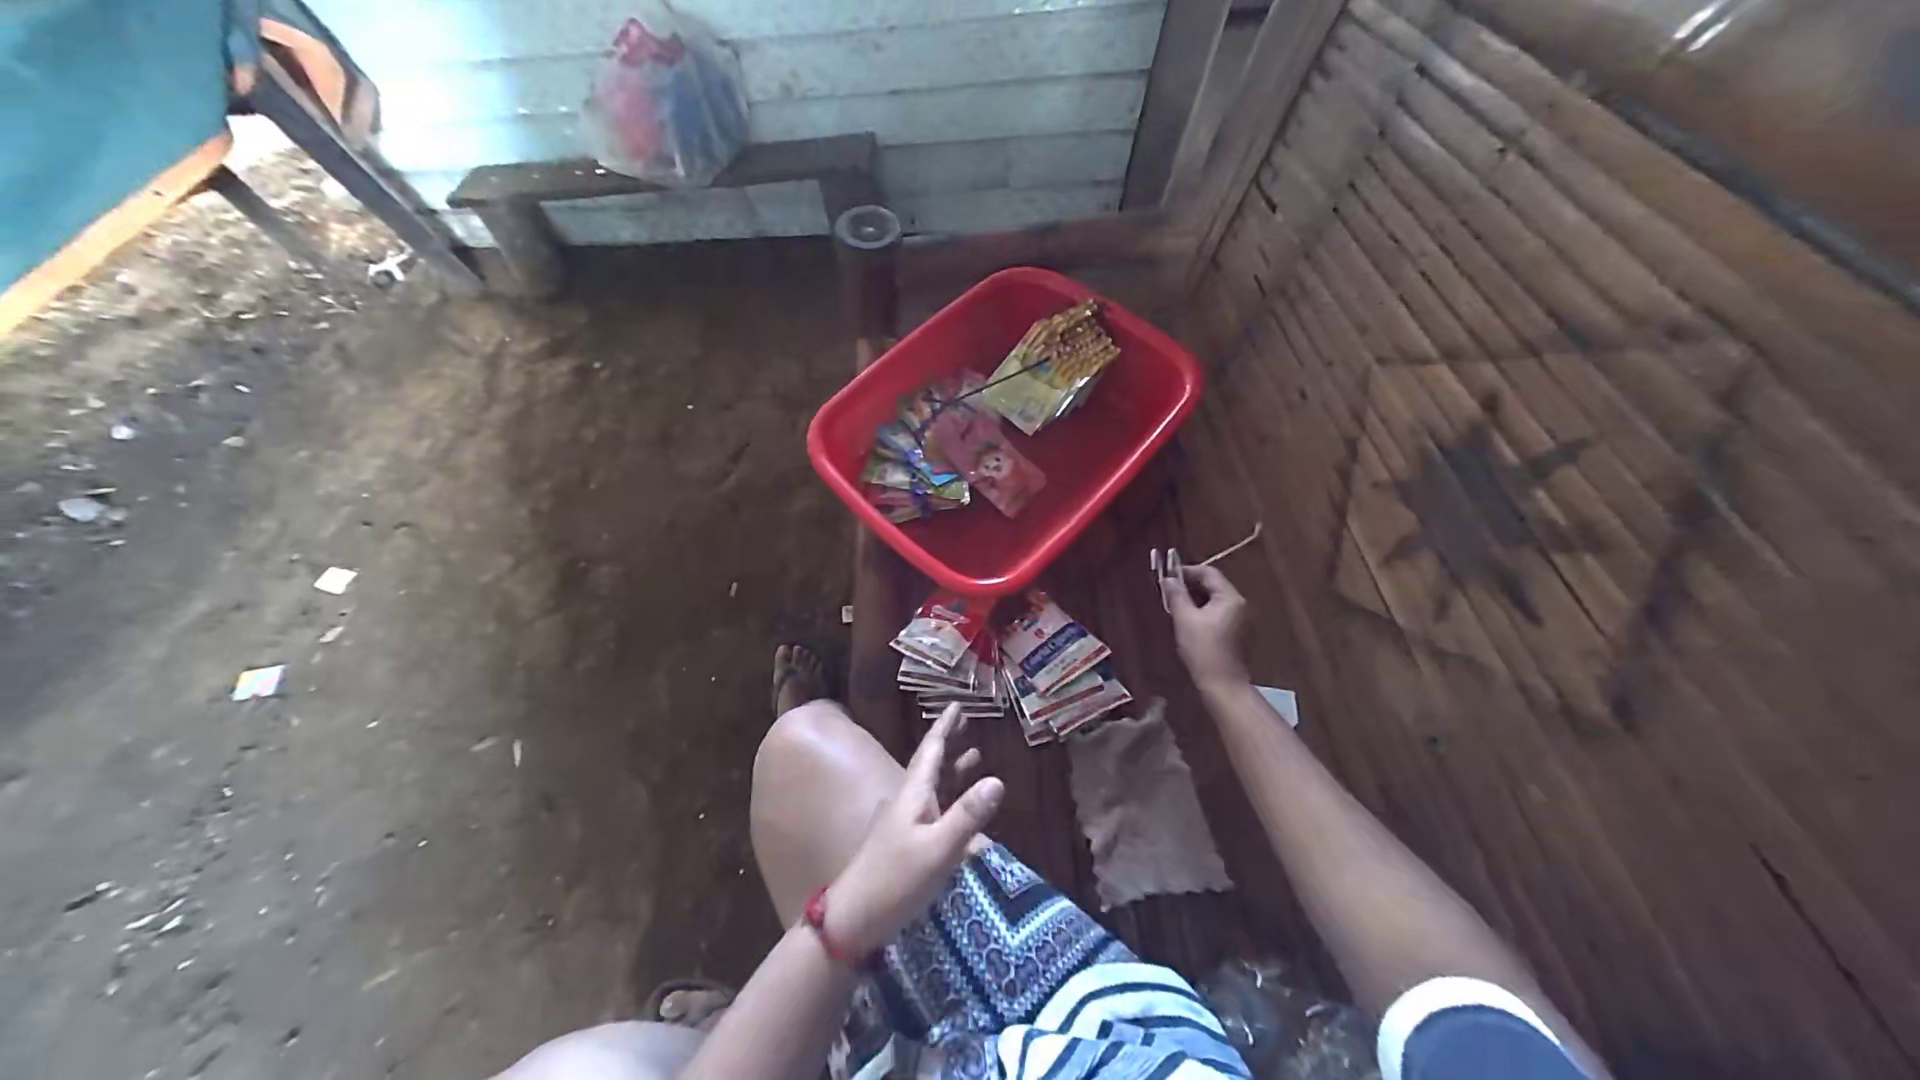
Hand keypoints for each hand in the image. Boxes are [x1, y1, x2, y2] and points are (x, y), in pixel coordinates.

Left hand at [821, 704, 1003, 958]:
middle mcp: (908, 802)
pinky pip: (935, 812)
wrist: (852, 920)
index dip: (945, 727)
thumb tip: (998, 779)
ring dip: (953, 771)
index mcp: (913, 794)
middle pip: (932, 764)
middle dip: (950, 743)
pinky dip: (951, 802)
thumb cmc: (895, 880)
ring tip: (975, 757)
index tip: (956, 705)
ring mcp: (904, 824)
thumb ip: (967, 815)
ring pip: (934, 788)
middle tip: (967, 723)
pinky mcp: (905, 846)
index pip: (932, 750)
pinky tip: (962, 811)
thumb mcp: (938, 849)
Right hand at [1163, 563, 1250, 689]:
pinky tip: (1188, 619)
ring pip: (1215, 599)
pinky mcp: (1237, 632)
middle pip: (1214, 585)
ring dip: (1196, 598)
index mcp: (1230, 598)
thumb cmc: (1202, 649)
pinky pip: (1219, 612)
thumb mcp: (1184, 619)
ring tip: (1175, 604)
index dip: (1187, 571)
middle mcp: (1240, 604)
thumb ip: (1177, 595)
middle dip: (1191, 585)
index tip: (1167, 576)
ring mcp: (1241, 619)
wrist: (1222, 684)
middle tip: (1169, 591)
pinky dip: (1203, 610)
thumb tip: (1168, 579)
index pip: (1209, 573)